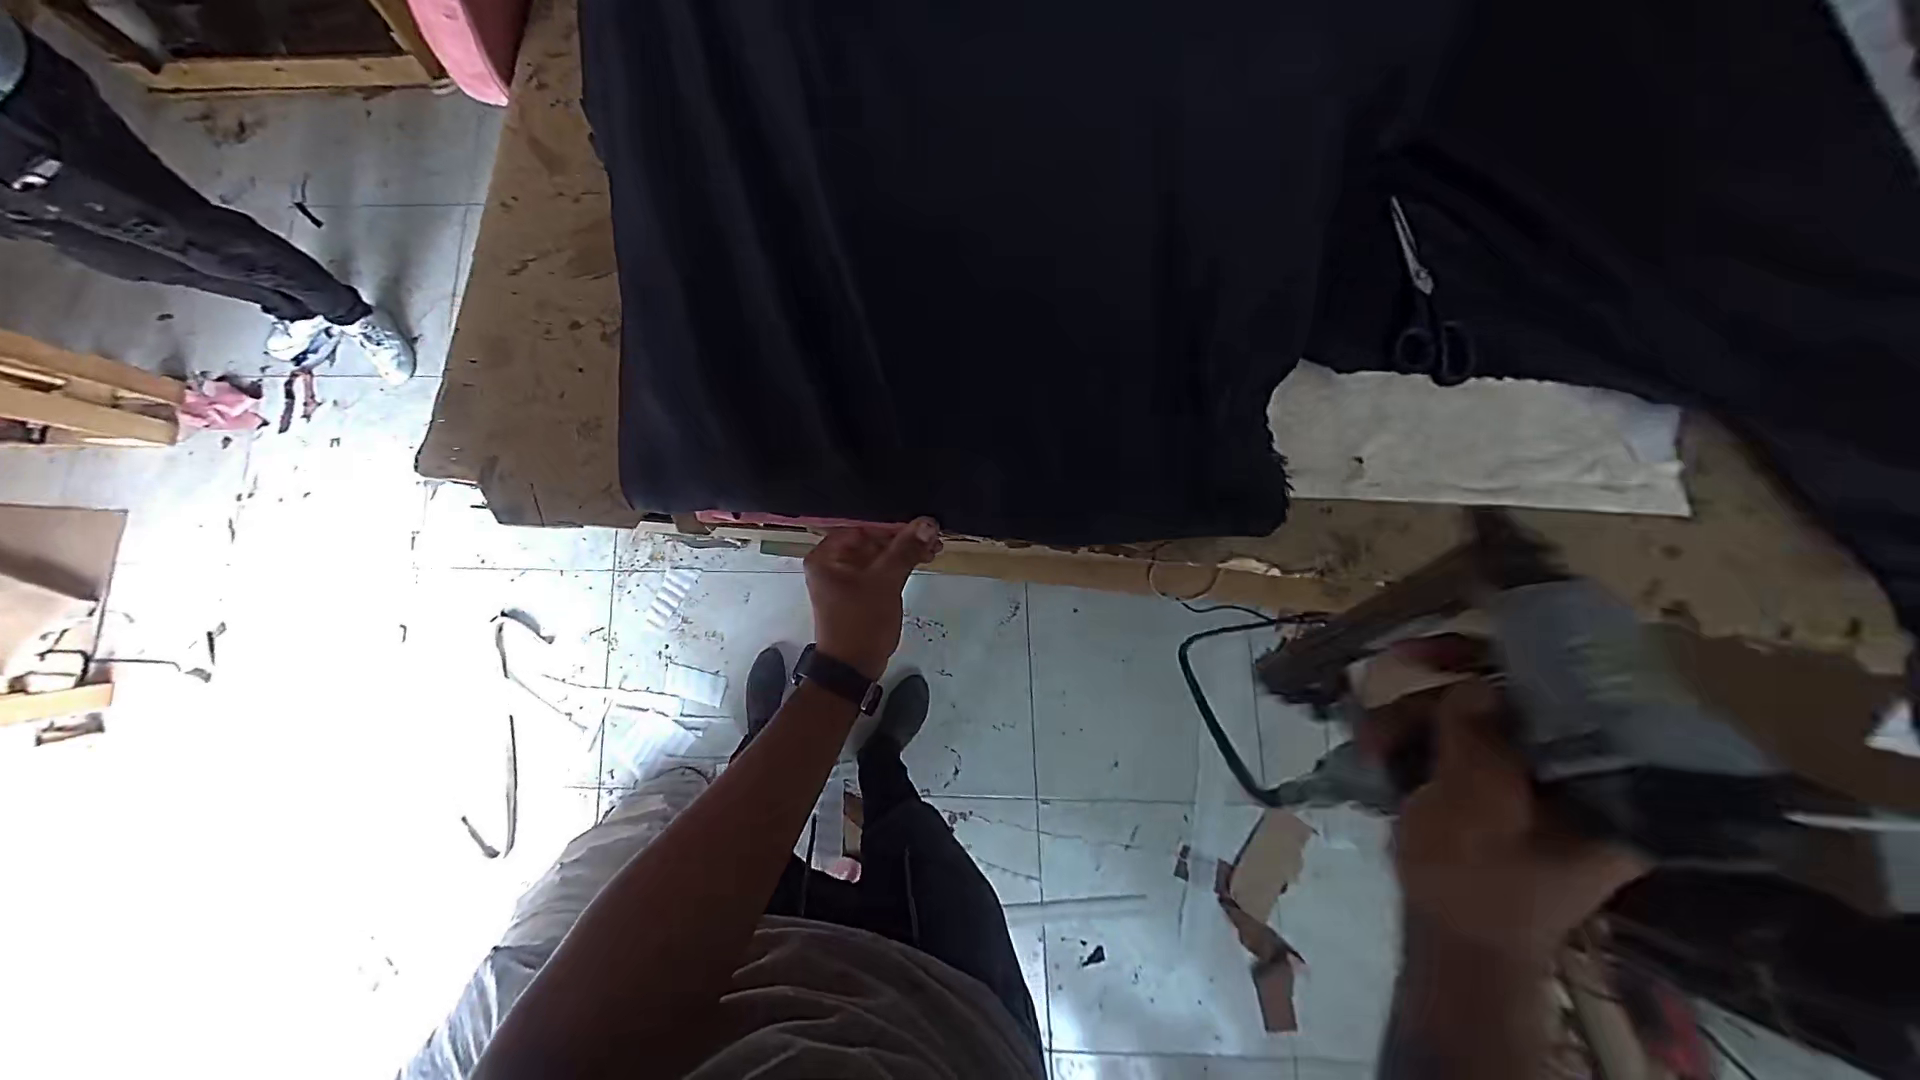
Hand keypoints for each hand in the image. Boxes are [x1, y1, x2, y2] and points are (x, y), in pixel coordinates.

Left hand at [802, 517, 942, 678]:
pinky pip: (880, 569)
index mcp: (826, 556)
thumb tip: (928, 523)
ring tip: (933, 550)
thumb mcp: (885, 582)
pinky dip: (899, 565)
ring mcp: (845, 578)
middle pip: (872, 540)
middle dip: (903, 539)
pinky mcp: (859, 591)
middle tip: (933, 538)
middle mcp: (832, 563)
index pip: (863, 528)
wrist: (853, 669)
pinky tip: (921, 560)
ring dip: (905, 551)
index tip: (922, 525)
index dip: (893, 526)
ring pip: (879, 554)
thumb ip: (905, 550)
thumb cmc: (861, 624)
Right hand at [1366, 639, 1646, 968]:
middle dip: (1441, 699)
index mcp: (1609, 788)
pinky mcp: (1495, 788)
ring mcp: (1534, 782)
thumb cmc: (1473, 883)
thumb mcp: (1476, 809)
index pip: (1579, 699)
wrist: (1448, 943)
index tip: (1464, 648)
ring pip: (1473, 720)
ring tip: (1371, 743)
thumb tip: (1475, 684)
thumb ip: (1478, 741)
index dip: (1522, 663)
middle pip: (1514, 704)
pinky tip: (1378, 750)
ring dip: (1412, 722)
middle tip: (1391, 684)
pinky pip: (1454, 742)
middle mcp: (1581, 776)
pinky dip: (1413, 739)